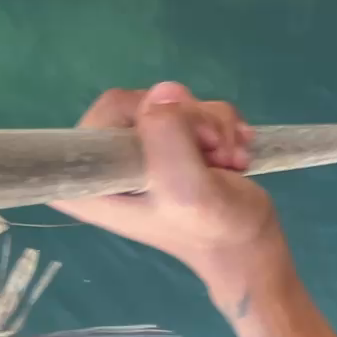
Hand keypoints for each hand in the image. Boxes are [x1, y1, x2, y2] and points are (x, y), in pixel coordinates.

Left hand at [52, 82, 286, 297]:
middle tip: (218, 155)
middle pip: (150, 103)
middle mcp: (107, 158)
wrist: (249, 247)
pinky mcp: (173, 146)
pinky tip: (236, 156)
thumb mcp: (186, 188)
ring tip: (231, 161)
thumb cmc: (214, 228)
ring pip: (181, 105)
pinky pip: (200, 112)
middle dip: (196, 123)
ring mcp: (143, 151)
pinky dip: (226, 130)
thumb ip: (168, 136)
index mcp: (87, 174)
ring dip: (217, 129)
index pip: (114, 110)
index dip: (161, 120)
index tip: (194, 150)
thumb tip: (166, 90)